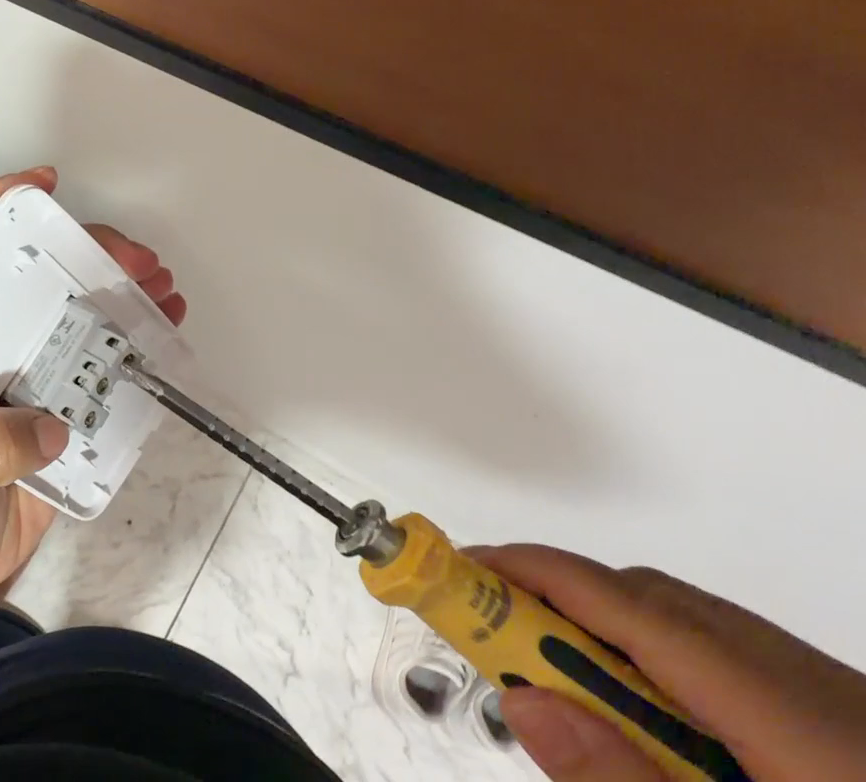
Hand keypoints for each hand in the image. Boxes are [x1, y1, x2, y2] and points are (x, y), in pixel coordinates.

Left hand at [0, 167, 186, 608]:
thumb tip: (49, 423)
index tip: (43, 185)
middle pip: (33, 280)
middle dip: (86, 252)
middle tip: (137, 259)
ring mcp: (24, 380)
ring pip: (72, 315)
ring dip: (118, 292)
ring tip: (162, 287)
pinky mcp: (57, 415)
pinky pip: (97, 368)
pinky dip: (131, 346)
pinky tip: (159, 333)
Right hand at [468, 544, 865, 781]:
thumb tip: (525, 702)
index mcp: (795, 717)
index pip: (636, 607)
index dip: (538, 574)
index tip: (458, 568)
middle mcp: (819, 687)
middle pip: (659, 601)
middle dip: (559, 596)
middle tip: (488, 630)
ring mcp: (840, 699)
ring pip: (694, 622)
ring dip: (604, 626)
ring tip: (553, 674)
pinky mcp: (843, 718)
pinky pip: (727, 654)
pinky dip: (655, 657)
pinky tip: (642, 714)